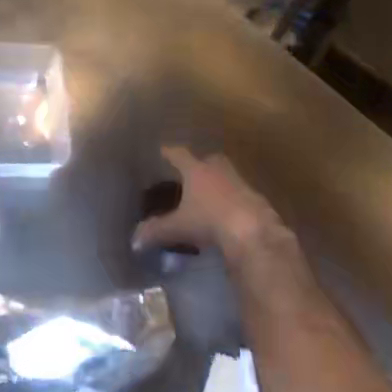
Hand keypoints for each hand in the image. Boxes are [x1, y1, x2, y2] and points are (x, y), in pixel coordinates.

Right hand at [133, 146, 289, 260]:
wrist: (254, 232)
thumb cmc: (210, 221)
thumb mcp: (178, 228)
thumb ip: (156, 231)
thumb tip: (134, 241)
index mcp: (196, 170)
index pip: (179, 155)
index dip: (170, 153)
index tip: (163, 150)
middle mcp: (218, 170)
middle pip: (208, 159)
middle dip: (200, 164)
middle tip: (191, 174)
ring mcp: (240, 182)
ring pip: (226, 175)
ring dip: (218, 181)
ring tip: (209, 196)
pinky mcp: (257, 198)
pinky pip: (240, 193)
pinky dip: (232, 199)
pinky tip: (228, 214)